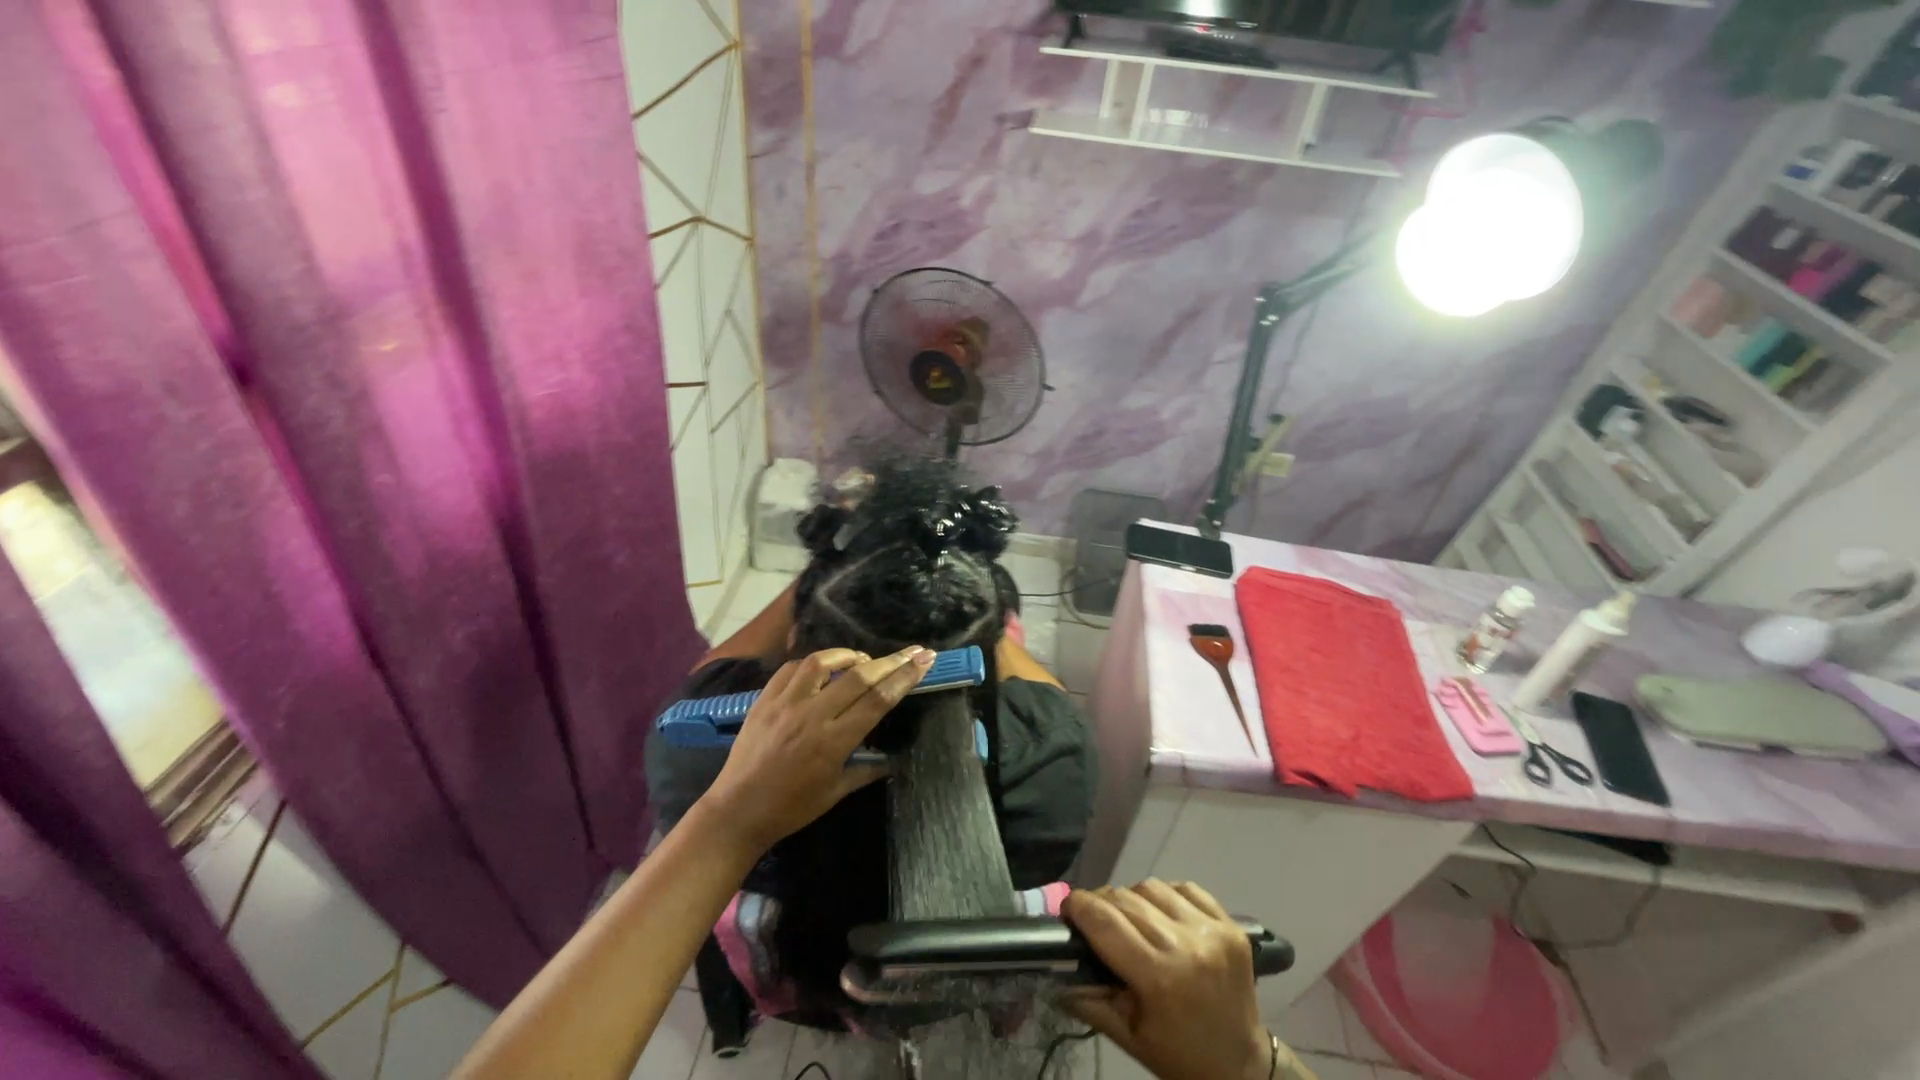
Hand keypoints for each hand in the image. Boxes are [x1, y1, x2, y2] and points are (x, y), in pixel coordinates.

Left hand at [697, 646, 934, 853]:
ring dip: (849, 655)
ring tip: (865, 660)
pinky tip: (824, 668)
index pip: (878, 700)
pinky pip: (791, 669)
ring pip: (822, 663)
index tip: (924, 660)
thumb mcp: (835, 793)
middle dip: (891, 661)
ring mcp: (785, 704)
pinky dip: (813, 664)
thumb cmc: (790, 808)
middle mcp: (812, 716)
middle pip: (859, 676)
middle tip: (912, 651)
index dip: (905, 677)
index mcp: (833, 742)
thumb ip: (866, 770)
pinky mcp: (764, 699)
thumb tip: (894, 760)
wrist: (737, 810)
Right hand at [1062, 882, 1281, 1079]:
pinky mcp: (1230, 925)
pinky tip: (1162, 916)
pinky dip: (1166, 895)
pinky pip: (1186, 888)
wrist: (1241, 1066)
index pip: (1104, 921)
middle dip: (1100, 903)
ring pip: (1152, 887)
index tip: (1067, 910)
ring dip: (1132, 898)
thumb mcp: (1125, 1035)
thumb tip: (1054, 964)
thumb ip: (1086, 997)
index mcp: (1159, 978)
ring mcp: (1212, 931)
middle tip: (1093, 919)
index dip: (1077, 906)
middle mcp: (1187, 945)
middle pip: (1125, 899)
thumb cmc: (1177, 1056)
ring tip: (1130, 919)